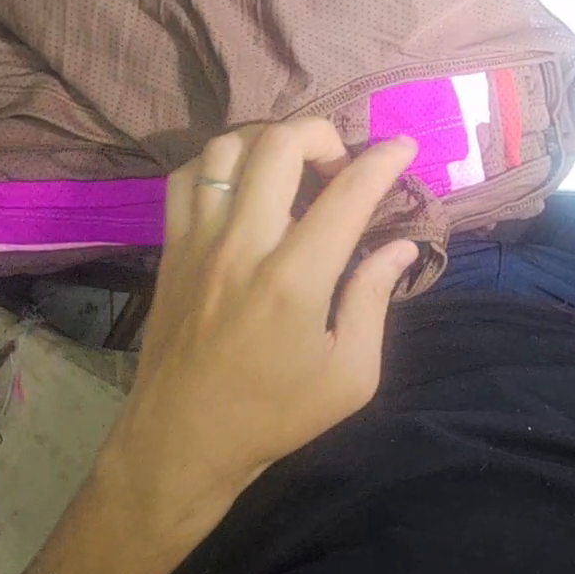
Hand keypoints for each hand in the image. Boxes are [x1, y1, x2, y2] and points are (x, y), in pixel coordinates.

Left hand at [99, 119, 418, 537]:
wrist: (182, 439)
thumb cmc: (274, 414)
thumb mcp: (350, 376)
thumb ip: (374, 301)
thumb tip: (400, 246)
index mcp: (294, 279)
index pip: (347, 194)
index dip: (383, 161)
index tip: (404, 147)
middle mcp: (243, 245)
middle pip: (279, 145)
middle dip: (323, 134)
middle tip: (341, 165)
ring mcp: (199, 241)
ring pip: (227, 148)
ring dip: (269, 142)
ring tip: (292, 169)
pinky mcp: (171, 247)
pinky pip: (188, 175)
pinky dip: (220, 161)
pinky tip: (241, 183)